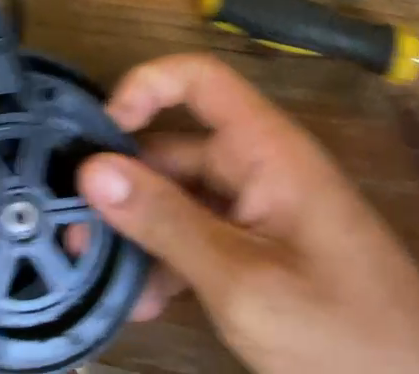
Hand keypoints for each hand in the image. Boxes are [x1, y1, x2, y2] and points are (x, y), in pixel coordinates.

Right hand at [77, 54, 418, 373]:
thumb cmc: (345, 338)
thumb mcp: (241, 281)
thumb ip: (163, 221)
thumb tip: (89, 168)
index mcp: (267, 152)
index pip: (198, 80)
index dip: (144, 87)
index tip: (99, 133)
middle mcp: (262, 171)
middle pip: (176, 147)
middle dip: (123, 183)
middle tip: (73, 225)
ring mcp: (264, 216)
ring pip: (181, 200)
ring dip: (141, 233)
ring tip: (99, 273)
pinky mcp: (266, 258)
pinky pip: (202, 239)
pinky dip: (169, 263)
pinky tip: (143, 302)